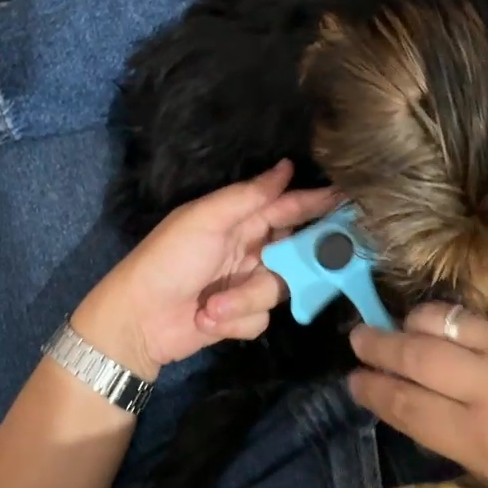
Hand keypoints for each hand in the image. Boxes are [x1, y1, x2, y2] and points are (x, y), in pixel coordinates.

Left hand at [72, 161, 339, 380]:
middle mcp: (251, 248)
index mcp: (241, 218)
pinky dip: (236, 320)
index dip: (317, 203)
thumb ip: (250, 196)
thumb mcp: (206, 219)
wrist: (137, 319)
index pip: (288, 206)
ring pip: (279, 290)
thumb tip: (287, 166)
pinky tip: (210, 319)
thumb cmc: (169, 259)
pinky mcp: (241, 316)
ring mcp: (247, 283)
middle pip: (295, 253)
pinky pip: (262, 318)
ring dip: (244, 299)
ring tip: (212, 305)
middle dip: (288, 266)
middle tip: (285, 269)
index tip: (350, 199)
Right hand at [348, 305, 487, 487]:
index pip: (411, 406)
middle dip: (379, 346)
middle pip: (420, 354)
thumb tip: (429, 419)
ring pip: (450, 321)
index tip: (351, 381)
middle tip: (354, 338)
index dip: (374, 391)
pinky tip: (454, 331)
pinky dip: (461, 324)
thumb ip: (469, 456)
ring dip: (415, 322)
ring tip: (396, 326)